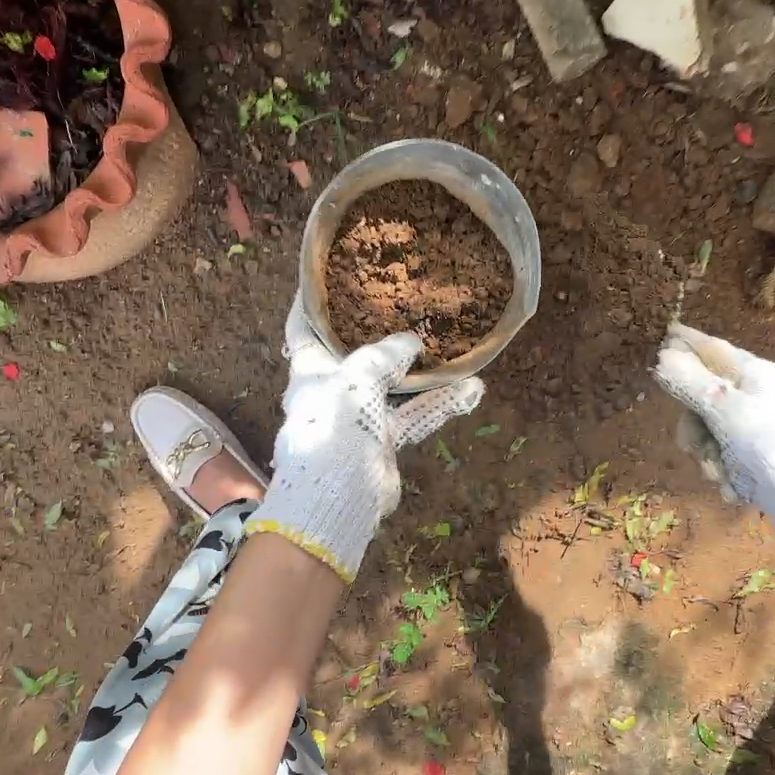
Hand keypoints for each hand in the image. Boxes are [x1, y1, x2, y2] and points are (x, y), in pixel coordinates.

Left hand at [245, 297, 485, 581]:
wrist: (340, 497)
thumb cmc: (334, 426)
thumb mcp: (358, 377)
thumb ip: (384, 354)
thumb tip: (411, 343)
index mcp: (309, 371)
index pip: (302, 329)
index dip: (309, 303)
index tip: (321, 278)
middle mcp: (330, 390)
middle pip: (352, 353)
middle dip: (374, 331)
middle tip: (400, 303)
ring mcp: (357, 417)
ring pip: (392, 384)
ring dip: (418, 369)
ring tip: (448, 344)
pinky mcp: (382, 439)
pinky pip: (413, 413)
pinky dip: (438, 402)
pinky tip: (471, 389)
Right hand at [653, 323, 774, 542]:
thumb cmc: (767, 444)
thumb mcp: (724, 410)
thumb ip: (690, 382)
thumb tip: (663, 356)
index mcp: (758, 374)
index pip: (715, 349)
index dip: (689, 342)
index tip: (666, 332)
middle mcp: (757, 394)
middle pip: (704, 393)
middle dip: (694, 422)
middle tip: (691, 442)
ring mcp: (755, 423)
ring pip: (706, 426)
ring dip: (705, 450)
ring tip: (716, 468)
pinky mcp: (753, 450)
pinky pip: (719, 448)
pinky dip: (720, 464)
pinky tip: (730, 481)